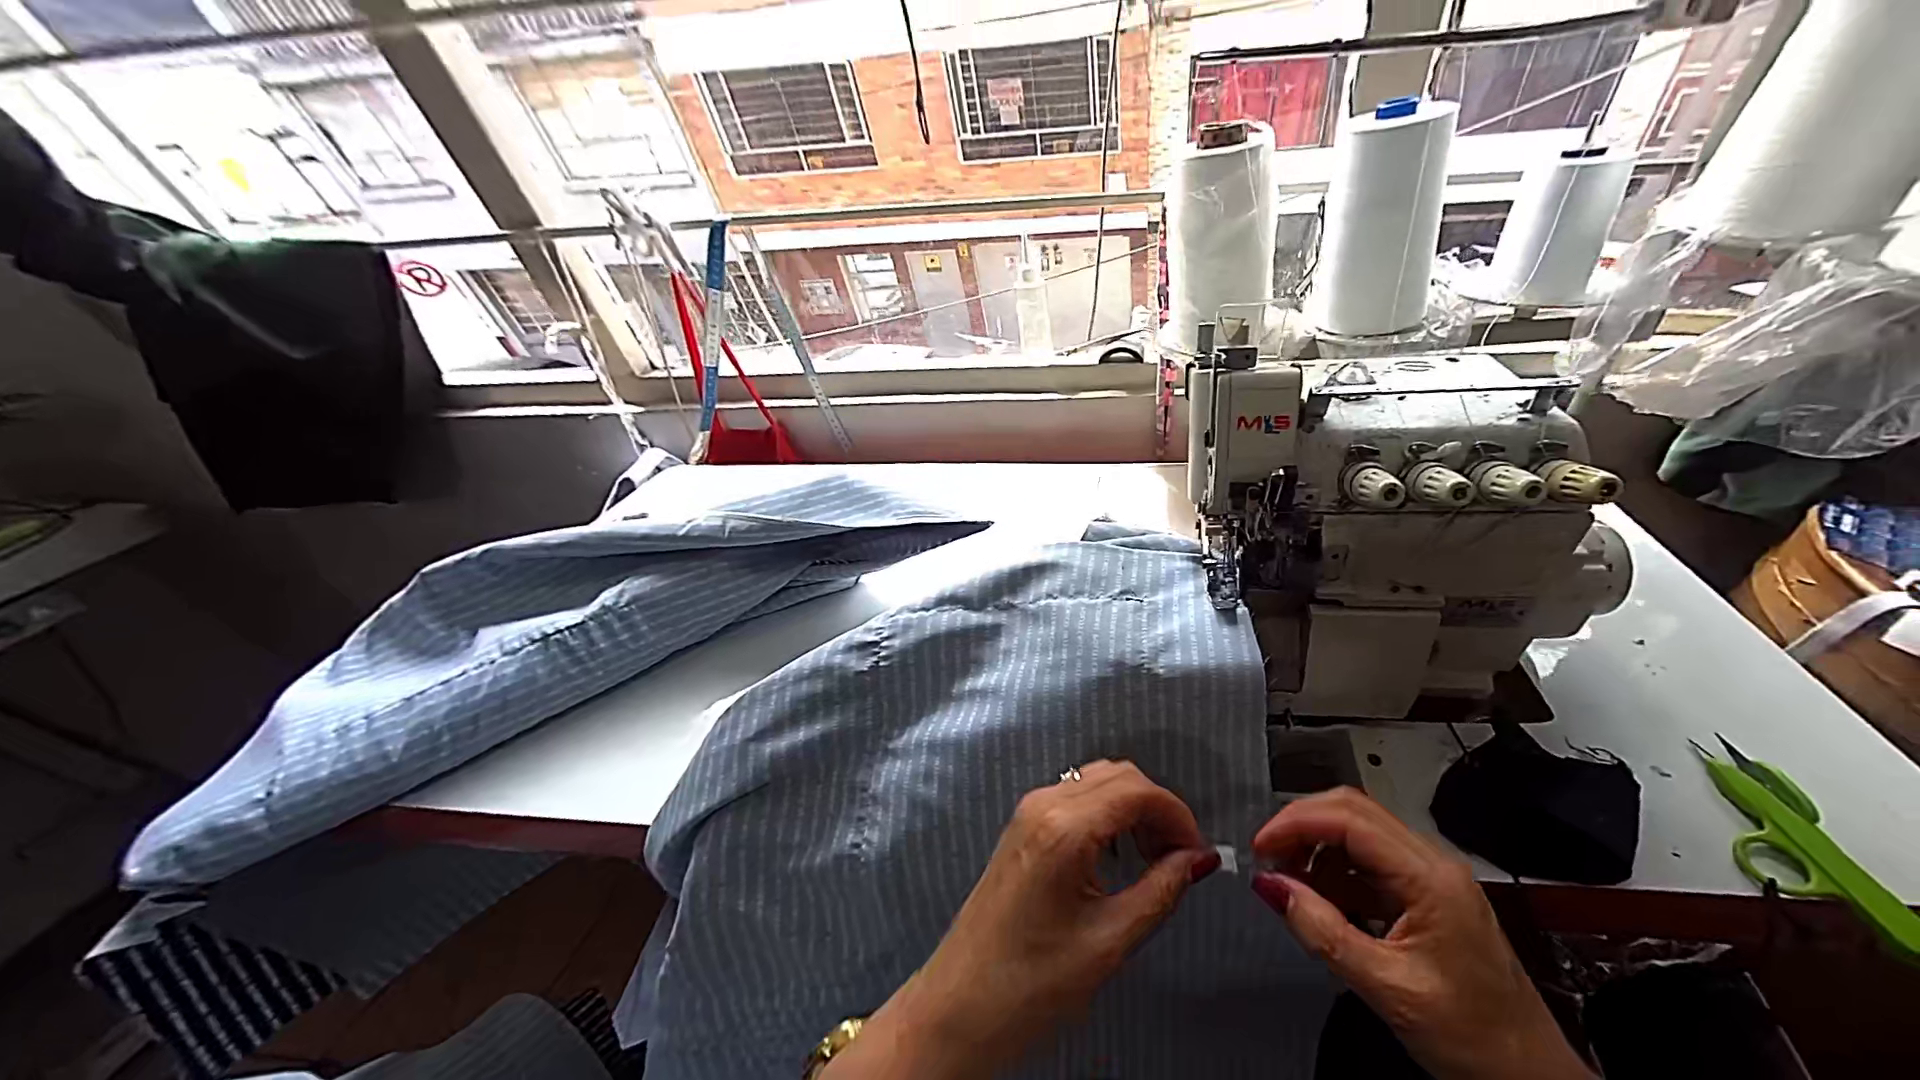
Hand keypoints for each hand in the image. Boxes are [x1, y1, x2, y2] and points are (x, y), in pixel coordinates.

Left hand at [822, 760, 1220, 1079]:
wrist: (961, 1003)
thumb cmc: (1034, 980)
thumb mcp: (1109, 939)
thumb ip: (1160, 889)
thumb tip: (1198, 858)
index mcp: (1064, 827)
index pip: (1136, 790)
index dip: (1177, 815)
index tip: (1198, 853)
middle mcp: (1043, 803)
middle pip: (1117, 775)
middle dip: (1157, 807)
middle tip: (1179, 857)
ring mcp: (1027, 810)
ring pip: (1095, 781)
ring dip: (1132, 807)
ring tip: (1153, 858)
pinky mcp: (1022, 825)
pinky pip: (1075, 797)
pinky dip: (1106, 812)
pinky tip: (1117, 853)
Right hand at [1250, 788, 1591, 1079]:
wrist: (1532, 1078)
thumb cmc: (1476, 1039)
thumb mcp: (1388, 988)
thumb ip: (1323, 932)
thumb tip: (1270, 885)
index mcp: (1431, 879)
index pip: (1348, 818)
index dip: (1295, 823)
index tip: (1260, 847)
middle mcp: (1432, 864)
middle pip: (1351, 810)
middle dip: (1301, 827)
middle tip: (1268, 858)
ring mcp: (1429, 876)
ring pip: (1356, 830)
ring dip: (1315, 847)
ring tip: (1291, 884)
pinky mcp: (1423, 893)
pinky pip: (1366, 860)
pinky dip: (1333, 870)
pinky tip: (1321, 901)